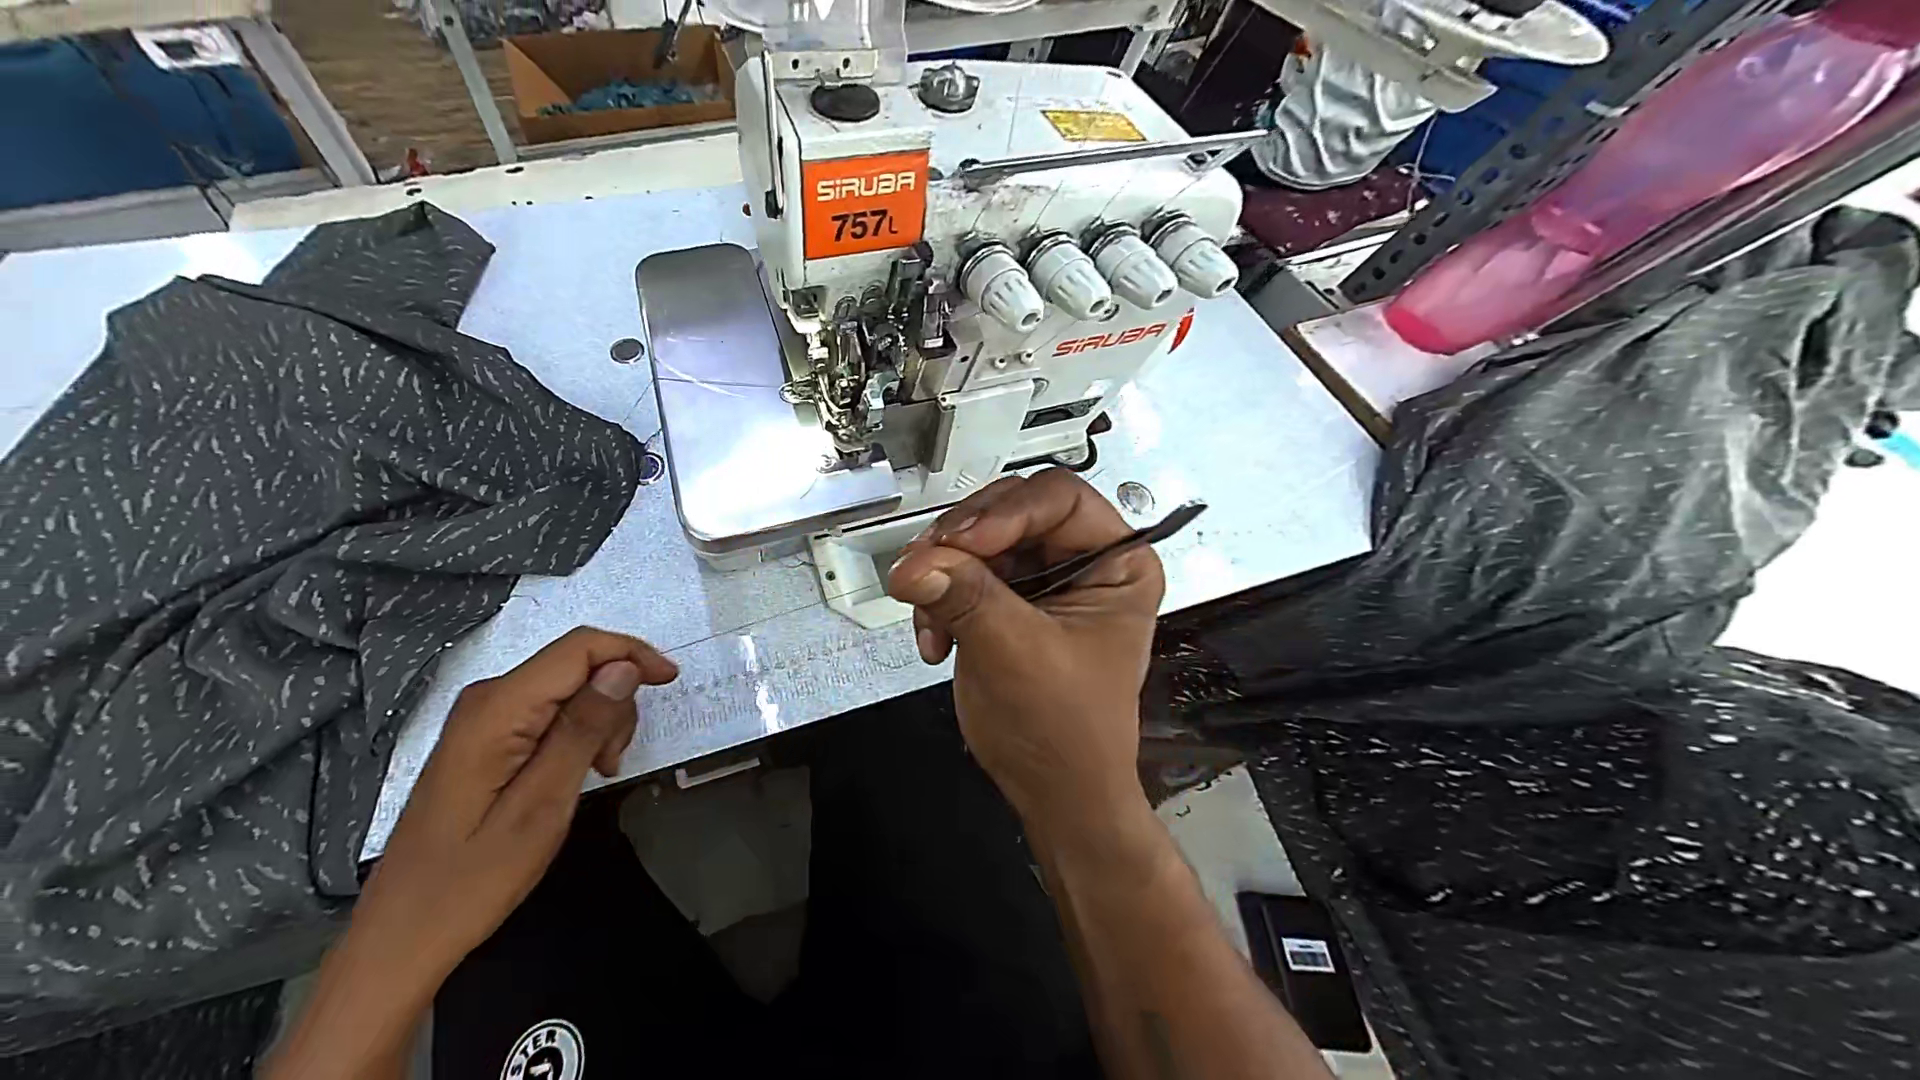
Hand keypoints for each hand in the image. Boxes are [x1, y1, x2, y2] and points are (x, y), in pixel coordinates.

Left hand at [355, 627, 678, 974]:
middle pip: (577, 664)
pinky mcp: (487, 736)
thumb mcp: (543, 804)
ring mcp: (484, 717)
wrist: (403, 936)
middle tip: (614, 760)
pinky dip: (580, 731)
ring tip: (596, 772)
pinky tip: (577, 770)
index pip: (579, 647)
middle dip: (614, 699)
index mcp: (497, 709)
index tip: (668, 682)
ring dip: (600, 719)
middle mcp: (487, 699)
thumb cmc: (473, 879)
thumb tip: (624, 668)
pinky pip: (551, 709)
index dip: (632, 653)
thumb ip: (584, 728)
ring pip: (570, 686)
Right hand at [886, 469, 1163, 837]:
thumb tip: (916, 562)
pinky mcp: (1004, 597)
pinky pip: (957, 570)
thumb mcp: (1021, 657)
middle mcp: (1081, 560)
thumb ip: (968, 600)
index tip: (961, 545)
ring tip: (933, 620)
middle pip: (1010, 510)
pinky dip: (936, 597)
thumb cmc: (1068, 734)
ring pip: (975, 539)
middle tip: (931, 569)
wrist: (1052, 788)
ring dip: (942, 572)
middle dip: (963, 544)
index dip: (1007, 514)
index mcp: (1118, 563)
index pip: (1060, 499)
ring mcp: (1039, 578)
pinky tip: (936, 638)